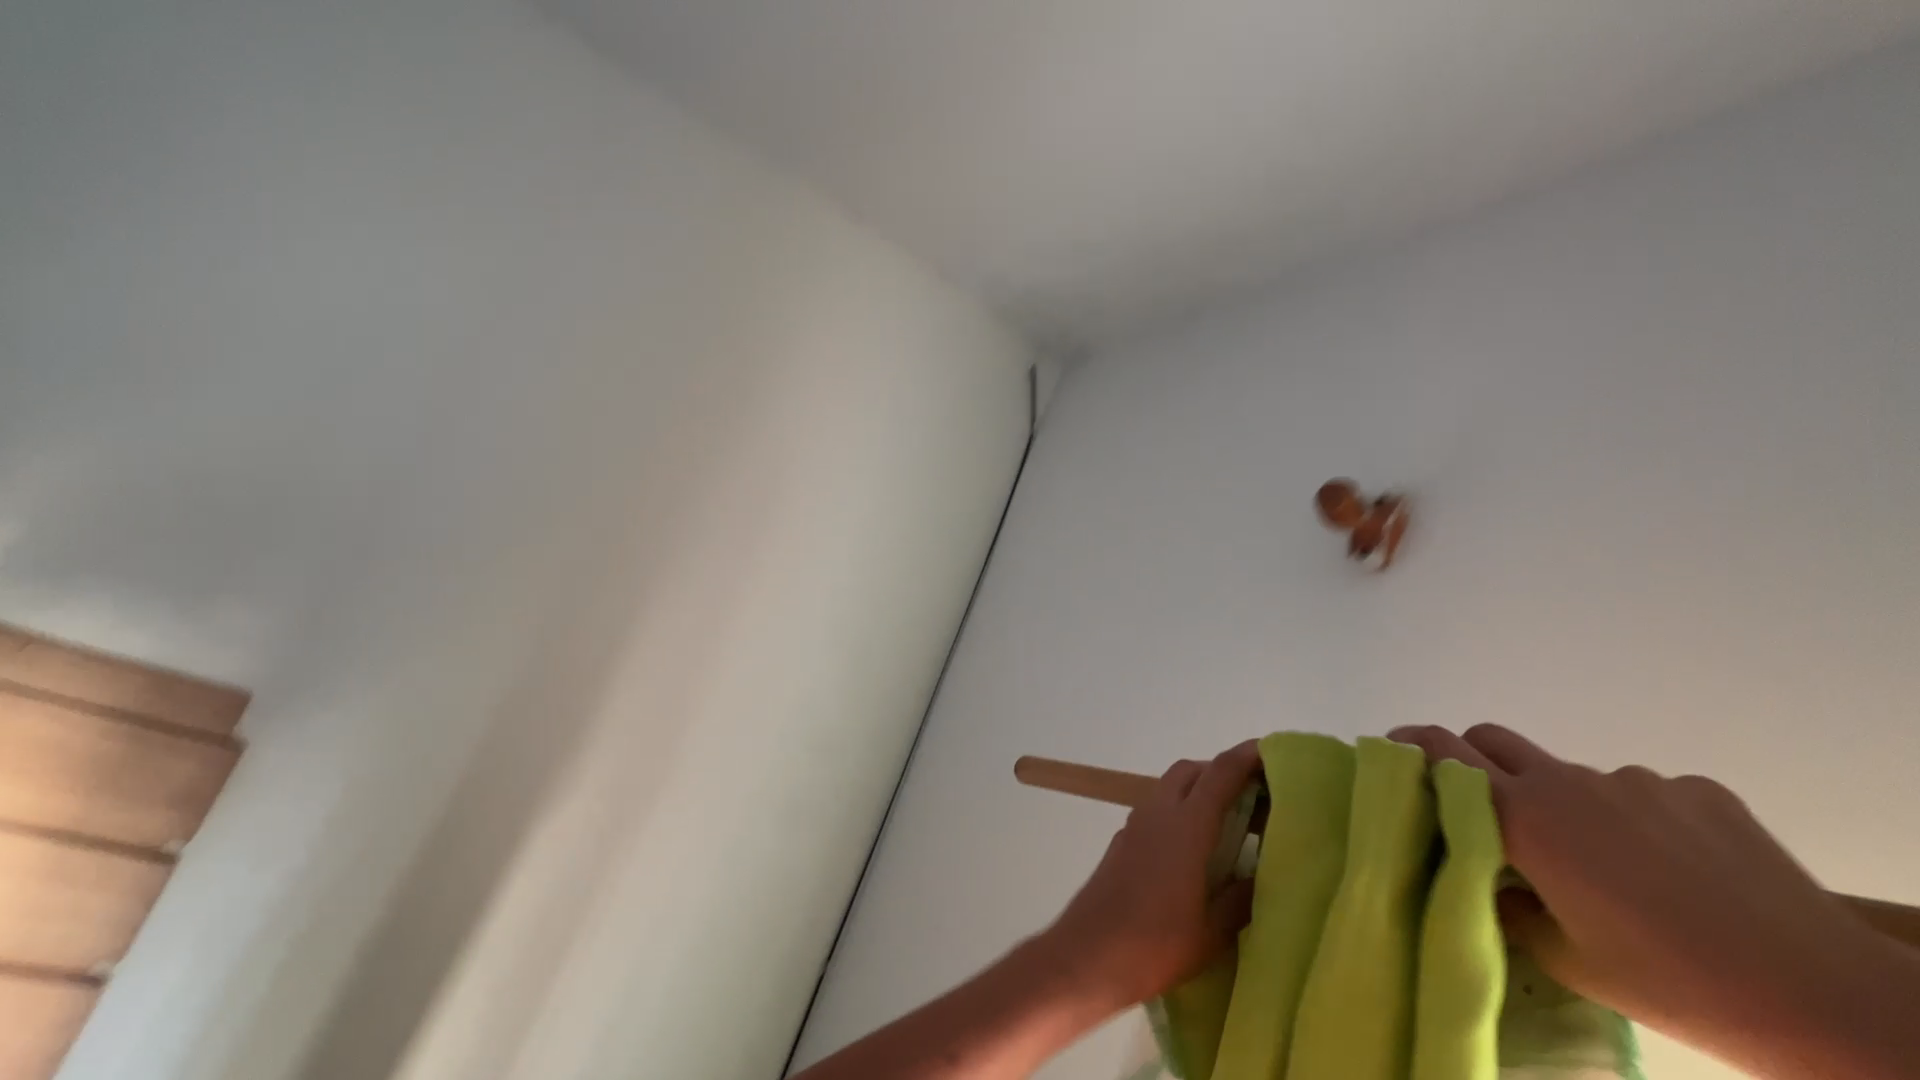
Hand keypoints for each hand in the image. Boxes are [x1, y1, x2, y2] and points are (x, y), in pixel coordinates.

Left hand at [1041, 741, 1261, 1010]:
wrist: (1084, 957)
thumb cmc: (1153, 946)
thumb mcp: (1212, 933)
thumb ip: (1240, 898)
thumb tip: (1260, 875)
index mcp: (1185, 827)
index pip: (1220, 773)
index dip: (1247, 757)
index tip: (1273, 752)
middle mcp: (1157, 814)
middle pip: (1191, 772)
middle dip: (1223, 773)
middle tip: (1256, 798)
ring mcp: (1134, 827)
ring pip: (1170, 789)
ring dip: (1199, 793)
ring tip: (1231, 826)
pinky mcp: (1122, 844)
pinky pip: (1156, 812)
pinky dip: (1179, 814)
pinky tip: (1195, 852)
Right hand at [1390, 724, 1916, 1077]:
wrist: (1818, 993)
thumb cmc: (1669, 981)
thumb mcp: (1562, 957)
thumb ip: (1507, 903)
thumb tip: (1489, 877)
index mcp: (1527, 818)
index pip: (1444, 754)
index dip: (1409, 744)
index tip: (1389, 750)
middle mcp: (1572, 782)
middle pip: (1494, 739)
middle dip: (1472, 760)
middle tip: (1480, 810)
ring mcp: (1639, 780)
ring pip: (1572, 777)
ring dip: (1563, 805)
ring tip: (1603, 871)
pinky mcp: (1698, 790)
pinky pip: (1641, 794)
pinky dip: (1632, 822)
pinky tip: (1670, 874)